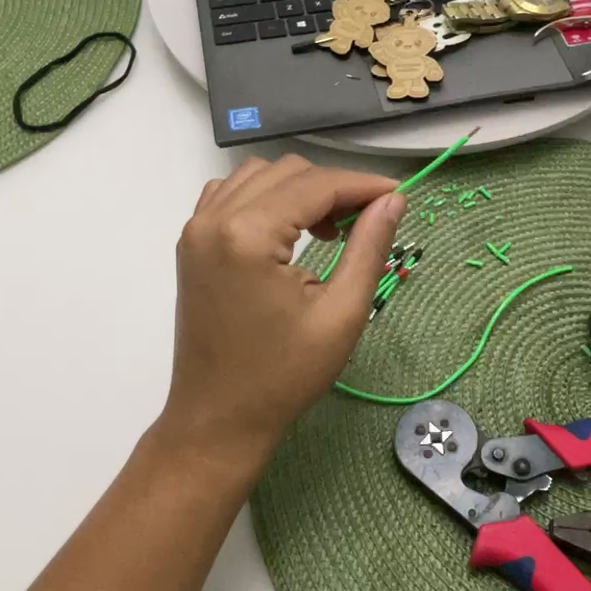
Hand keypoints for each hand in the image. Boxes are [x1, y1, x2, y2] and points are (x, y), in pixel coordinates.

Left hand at [154, 157, 403, 474]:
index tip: (399, 195)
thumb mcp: (341, 314)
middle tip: (369, 220)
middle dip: (334, 188)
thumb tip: (393, 201)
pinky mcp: (191, 244)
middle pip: (288, 172)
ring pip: (259, 177)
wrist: (218, 418)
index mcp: (247, 235)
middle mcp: (213, 220)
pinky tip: (288, 230)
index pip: (315, 185)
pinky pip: (232, 195)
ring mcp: (196, 230)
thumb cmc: (283, 376)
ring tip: (331, 230)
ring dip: (300, 191)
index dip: (362, 185)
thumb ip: (369, 247)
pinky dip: (266, 199)